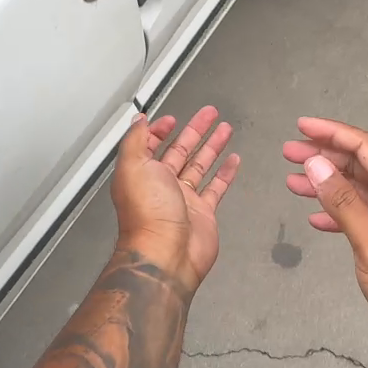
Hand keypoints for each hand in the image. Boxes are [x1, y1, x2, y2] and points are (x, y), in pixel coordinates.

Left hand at [111, 106, 241, 297]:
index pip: (152, 145)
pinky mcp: (204, 212)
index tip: (174, 118)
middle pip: (181, 151)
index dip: (161, 130)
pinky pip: (217, 187)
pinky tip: (235, 159)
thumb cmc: (148, 210)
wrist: (167, 254)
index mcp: (143, 173)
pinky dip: (226, 173)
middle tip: (211, 113)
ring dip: (213, 146)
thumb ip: (135, 140)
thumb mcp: (133, 167)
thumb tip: (138, 119)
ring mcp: (185, 199)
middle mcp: (163, 185)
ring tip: (227, 128)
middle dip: (195, 130)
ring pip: (201, 165)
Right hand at [284, 118, 367, 362]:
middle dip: (325, 156)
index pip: (365, 147)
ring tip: (293, 183)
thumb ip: (343, 202)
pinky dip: (340, 215)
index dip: (332, 133)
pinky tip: (318, 219)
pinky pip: (364, 218)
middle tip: (289, 153)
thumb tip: (316, 163)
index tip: (301, 126)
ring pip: (361, 192)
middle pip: (362, 166)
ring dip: (328, 185)